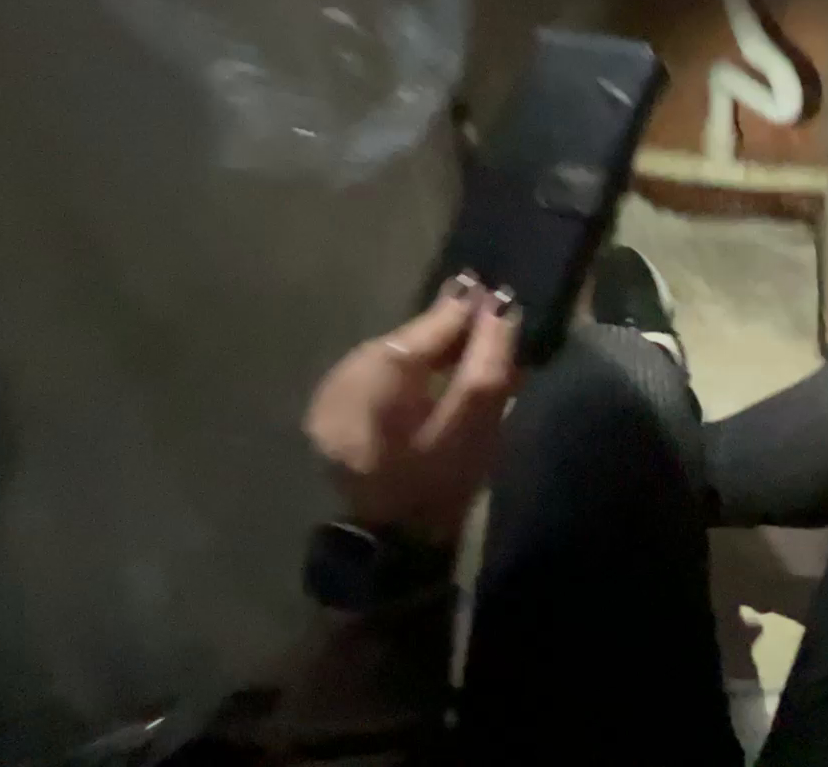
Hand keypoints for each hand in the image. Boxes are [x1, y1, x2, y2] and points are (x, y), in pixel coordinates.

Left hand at [303, 274, 521, 545]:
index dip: (456, 312)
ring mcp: (326, 402)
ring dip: (429, 347)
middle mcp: (337, 388)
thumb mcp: (479, 421)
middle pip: (401, 342)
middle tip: (485, 312)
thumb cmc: (446, 479)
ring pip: (390, 356)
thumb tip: (501, 302)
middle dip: (444, 328)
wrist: (402, 537)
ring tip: (467, 341)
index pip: (418, 335)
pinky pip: (378, 373)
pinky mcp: (329, 413)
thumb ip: (489, 358)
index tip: (492, 291)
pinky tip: (434, 374)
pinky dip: (410, 367)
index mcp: (369, 393)